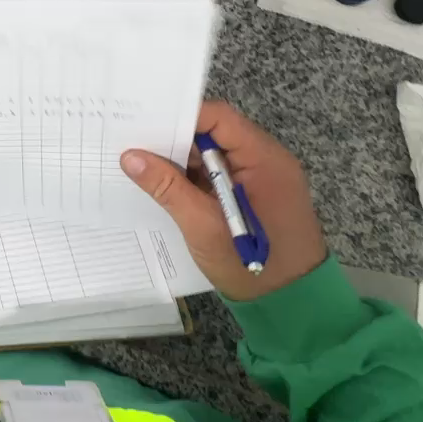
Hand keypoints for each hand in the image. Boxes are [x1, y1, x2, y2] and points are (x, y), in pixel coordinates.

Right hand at [120, 100, 327, 300]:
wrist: (292, 306)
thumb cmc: (253, 264)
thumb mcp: (204, 226)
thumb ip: (168, 187)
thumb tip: (130, 156)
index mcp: (264, 160)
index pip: (219, 118)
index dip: (180, 115)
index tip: (141, 120)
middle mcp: (263, 160)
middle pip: (212, 131)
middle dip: (172, 134)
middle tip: (130, 136)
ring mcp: (256, 177)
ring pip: (208, 151)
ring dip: (176, 156)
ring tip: (136, 156)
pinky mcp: (246, 193)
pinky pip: (211, 170)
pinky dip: (186, 172)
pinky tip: (157, 178)